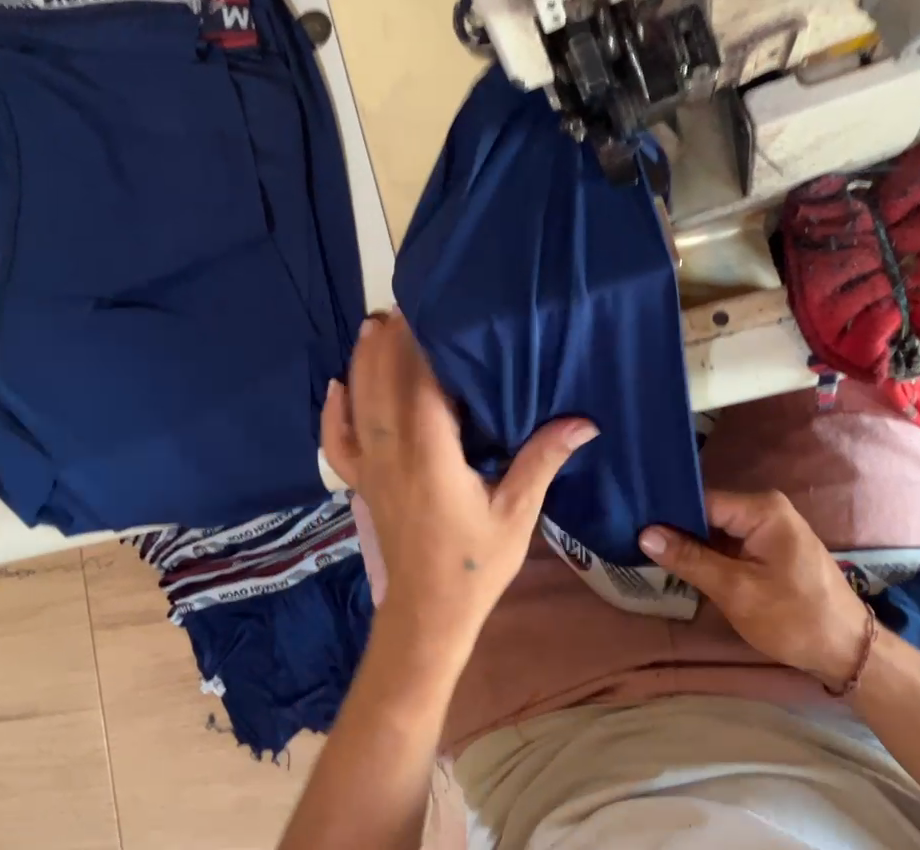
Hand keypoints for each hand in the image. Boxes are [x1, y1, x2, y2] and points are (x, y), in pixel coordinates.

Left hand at [322, 313, 598, 646]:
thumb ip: (542, 460)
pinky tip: (337, 386)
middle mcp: (391, 454)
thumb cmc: (476, 564)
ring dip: (363, 362)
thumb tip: (585, 421)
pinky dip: (333, 411)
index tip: (430, 310)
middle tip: (404, 305)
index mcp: (430, 455)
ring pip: (357, 404)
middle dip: (389, 342)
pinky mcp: (361, 484)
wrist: (428, 614)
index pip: (419, 384)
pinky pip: (338, 441)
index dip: (420, 344)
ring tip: (374, 326)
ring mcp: (370, 469)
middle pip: (380, 383)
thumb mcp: (517, 513)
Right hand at [639, 489, 871, 684]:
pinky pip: (729, 543)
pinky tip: (680, 564)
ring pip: (715, 529)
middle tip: (633, 540)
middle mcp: (766, 508)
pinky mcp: (769, 548)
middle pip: (707, 512)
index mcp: (762, 508)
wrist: (848, 652)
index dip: (667, 513)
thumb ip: (690, 559)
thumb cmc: (794, 618)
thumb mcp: (736, 591)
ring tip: (647, 550)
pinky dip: (707, 554)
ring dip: (689, 543)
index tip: (632, 523)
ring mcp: (769, 528)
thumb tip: (645, 534)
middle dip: (675, 528)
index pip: (701, 499)